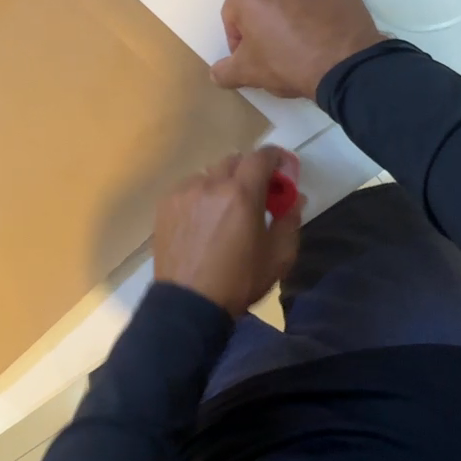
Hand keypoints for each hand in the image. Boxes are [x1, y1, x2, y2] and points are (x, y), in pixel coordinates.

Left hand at [153, 147, 302, 314]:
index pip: (261, 156)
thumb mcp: (278, 256)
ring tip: (225, 210)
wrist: (188, 303)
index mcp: (242, 193)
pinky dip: (200, 195)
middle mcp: (211, 184)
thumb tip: (294, 198)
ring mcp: (184, 192)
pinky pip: (189, 187)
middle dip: (249, 171)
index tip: (283, 169)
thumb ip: (290, 220)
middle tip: (256, 193)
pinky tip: (202, 219)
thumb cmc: (238, 281)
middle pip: (234, 160)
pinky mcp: (165, 204)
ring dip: (223, 183)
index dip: (276, 158)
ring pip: (209, 173)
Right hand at [211, 0, 386, 99]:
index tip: (251, 59)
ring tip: (304, 40)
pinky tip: (325, 32)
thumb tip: (216, 72)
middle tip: (277, 50)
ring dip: (292, 12)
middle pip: (263, 0)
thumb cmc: (287, 63)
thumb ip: (224, 71)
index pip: (232, 15)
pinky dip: (320, 9)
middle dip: (265, 22)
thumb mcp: (248, 73)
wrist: (346, 64)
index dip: (238, 41)